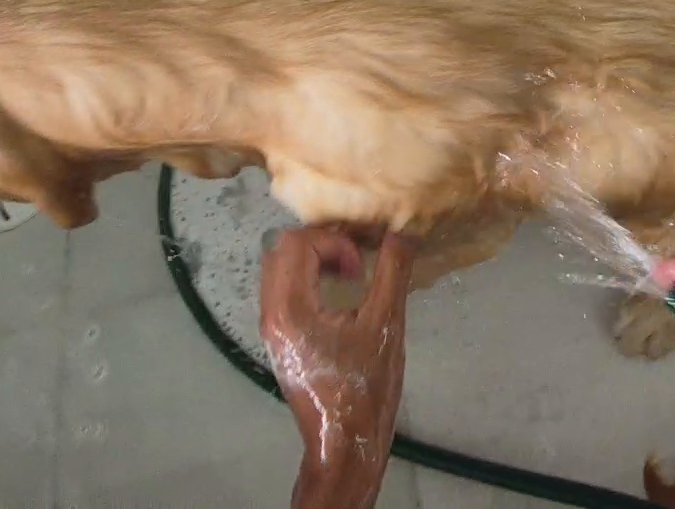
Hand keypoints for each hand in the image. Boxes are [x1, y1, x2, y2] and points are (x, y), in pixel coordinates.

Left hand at [260, 228, 413, 508]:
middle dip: (322, 242)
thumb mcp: (387, 323)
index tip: (361, 268)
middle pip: (282, 248)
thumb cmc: (365, 386)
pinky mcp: (281, 337)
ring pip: (279, 266)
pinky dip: (309, 274)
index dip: (334, 242)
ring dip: (315, 257)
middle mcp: (272, 314)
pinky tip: (340, 291)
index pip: (298, 243)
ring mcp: (272, 327)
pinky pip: (284, 286)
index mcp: (291, 309)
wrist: (345, 444)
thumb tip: (403, 231)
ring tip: (350, 272)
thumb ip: (393, 270)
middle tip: (355, 258)